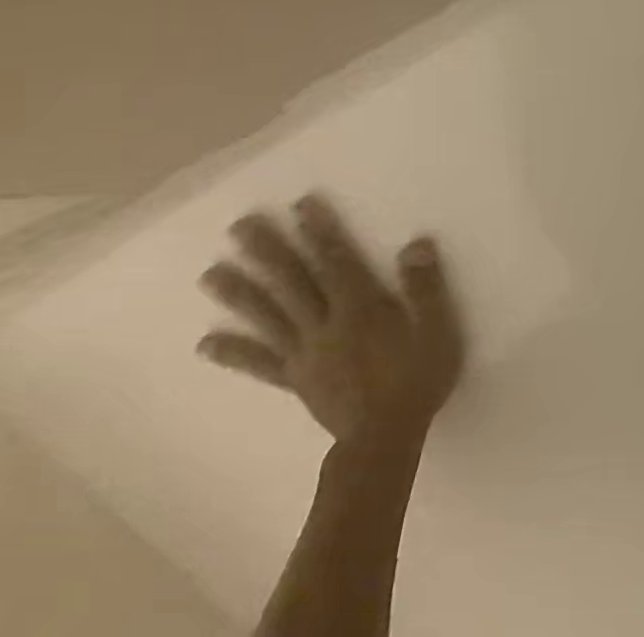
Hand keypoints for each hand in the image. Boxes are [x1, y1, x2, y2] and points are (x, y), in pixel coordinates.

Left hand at [198, 195, 464, 442]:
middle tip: (239, 226)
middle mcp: (325, 325)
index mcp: (361, 309)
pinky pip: (260, 364)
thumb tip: (415, 245)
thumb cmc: (418, 379)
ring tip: (210, 273)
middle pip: (293, 283)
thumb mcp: (438, 330)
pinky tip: (206, 344)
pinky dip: (233, 352)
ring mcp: (305, 354)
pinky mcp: (295, 380)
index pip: (338, 261)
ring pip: (268, 318)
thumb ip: (426, 288)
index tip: (301, 205)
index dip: (321, 232)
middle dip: (268, 252)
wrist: (386, 437)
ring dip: (239, 294)